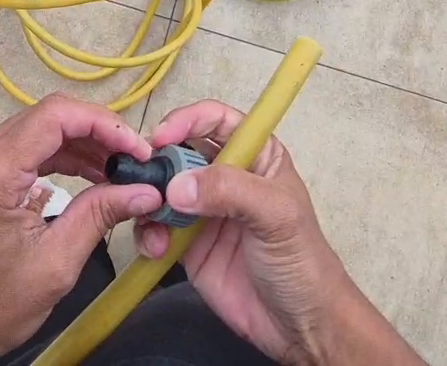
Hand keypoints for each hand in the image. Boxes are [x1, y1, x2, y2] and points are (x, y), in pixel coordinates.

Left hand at [0, 95, 162, 365]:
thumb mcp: (54, 266)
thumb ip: (99, 215)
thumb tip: (147, 191)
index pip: (55, 116)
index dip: (103, 123)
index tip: (136, 149)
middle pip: (49, 116)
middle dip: (98, 131)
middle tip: (134, 159)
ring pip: (40, 127)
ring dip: (82, 142)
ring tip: (118, 169)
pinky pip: (26, 144)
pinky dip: (60, 153)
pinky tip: (90, 173)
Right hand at [135, 101, 424, 365]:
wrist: (299, 327)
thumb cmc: (302, 260)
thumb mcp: (275, 215)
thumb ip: (229, 190)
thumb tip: (177, 185)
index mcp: (255, 154)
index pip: (216, 120)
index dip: (188, 119)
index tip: (162, 136)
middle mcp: (225, 175)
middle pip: (181, 149)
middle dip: (160, 160)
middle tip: (144, 178)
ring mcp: (204, 209)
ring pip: (163, 187)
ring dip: (149, 197)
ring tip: (149, 216)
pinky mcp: (186, 243)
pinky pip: (156, 225)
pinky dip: (148, 231)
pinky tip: (155, 246)